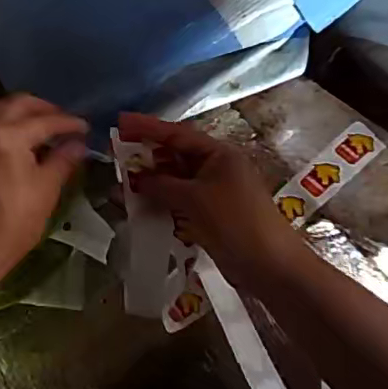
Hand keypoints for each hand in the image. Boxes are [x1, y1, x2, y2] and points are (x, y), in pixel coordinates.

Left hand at [0, 95, 87, 288]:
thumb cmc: (16, 220)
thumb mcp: (47, 188)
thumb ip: (64, 158)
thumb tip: (79, 143)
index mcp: (9, 137)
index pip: (45, 120)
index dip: (69, 123)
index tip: (87, 128)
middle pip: (19, 104)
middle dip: (46, 108)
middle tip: (67, 122)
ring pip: (5, 112)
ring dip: (29, 114)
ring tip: (53, 129)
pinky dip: (17, 125)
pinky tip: (34, 143)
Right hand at [116, 112, 297, 282]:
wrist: (270, 267)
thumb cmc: (236, 222)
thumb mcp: (195, 199)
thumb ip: (161, 185)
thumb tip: (133, 178)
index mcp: (219, 154)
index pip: (177, 134)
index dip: (147, 127)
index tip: (121, 121)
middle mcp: (217, 168)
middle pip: (176, 154)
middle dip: (146, 154)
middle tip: (116, 152)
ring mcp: (214, 192)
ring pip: (176, 179)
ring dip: (151, 180)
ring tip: (121, 180)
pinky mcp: (211, 215)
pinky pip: (180, 200)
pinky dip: (162, 201)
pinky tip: (140, 205)